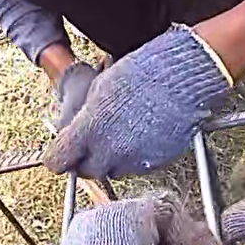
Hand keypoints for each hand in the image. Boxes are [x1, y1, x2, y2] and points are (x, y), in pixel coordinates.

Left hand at [45, 26, 229, 177]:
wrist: (186, 76)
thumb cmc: (145, 73)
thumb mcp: (101, 87)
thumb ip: (84, 117)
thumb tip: (75, 130)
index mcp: (90, 131)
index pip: (58, 160)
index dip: (59, 155)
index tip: (62, 150)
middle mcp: (111, 151)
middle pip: (87, 171)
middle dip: (86, 158)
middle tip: (93, 141)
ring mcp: (136, 159)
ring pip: (113, 170)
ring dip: (112, 158)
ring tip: (122, 133)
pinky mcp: (157, 162)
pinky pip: (138, 166)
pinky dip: (135, 156)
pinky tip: (141, 134)